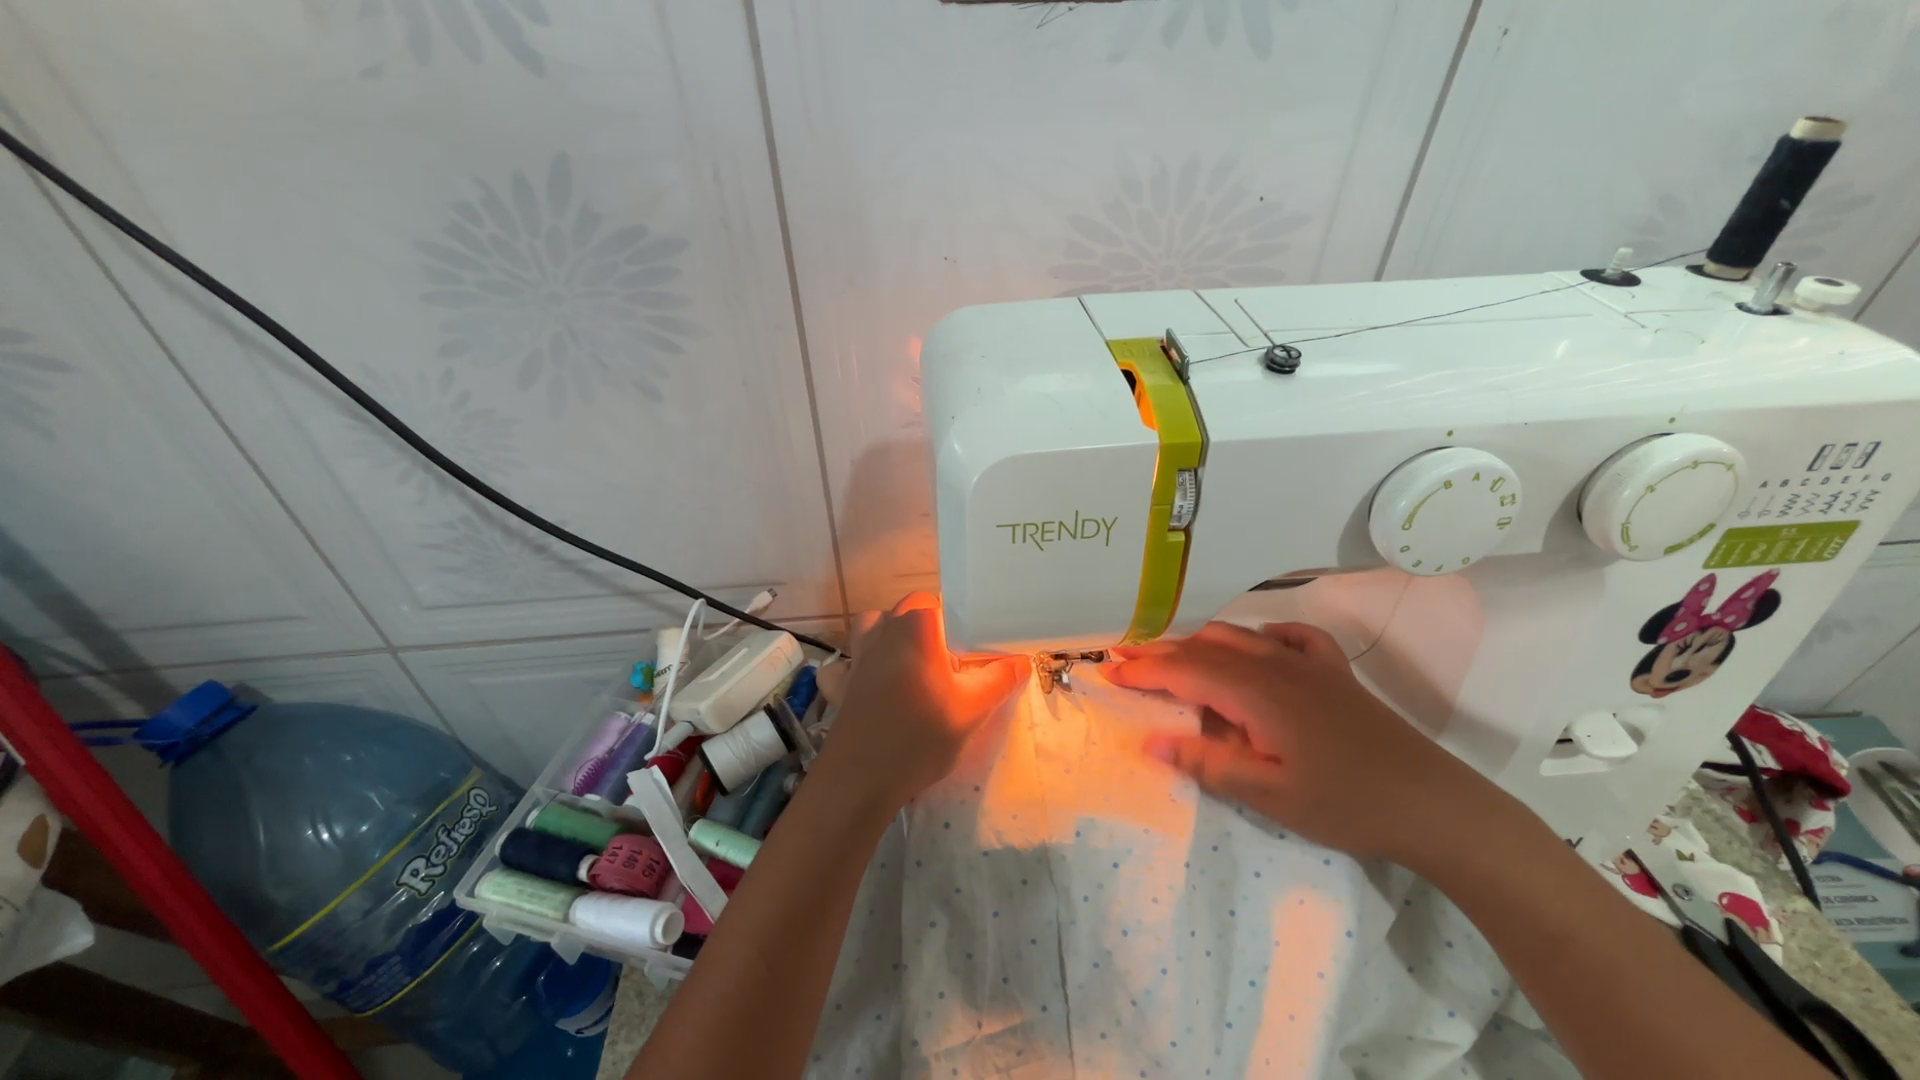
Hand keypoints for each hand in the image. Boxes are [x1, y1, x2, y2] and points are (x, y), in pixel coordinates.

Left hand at [814, 593, 1028, 809]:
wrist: (861, 780)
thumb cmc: (921, 737)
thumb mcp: (973, 710)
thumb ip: (1000, 679)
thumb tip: (1022, 660)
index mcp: (916, 626)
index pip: (942, 603)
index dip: (961, 623)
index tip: (977, 649)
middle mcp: (882, 631)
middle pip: (911, 612)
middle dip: (933, 631)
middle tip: (955, 666)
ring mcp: (857, 656)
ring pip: (877, 627)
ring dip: (895, 638)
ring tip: (918, 668)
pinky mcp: (841, 683)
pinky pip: (850, 661)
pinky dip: (862, 666)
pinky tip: (877, 685)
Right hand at [1109, 621, 1508, 863]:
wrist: (1432, 803)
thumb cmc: (1346, 803)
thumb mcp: (1270, 794)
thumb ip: (1208, 763)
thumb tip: (1150, 741)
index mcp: (1258, 694)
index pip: (1187, 671)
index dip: (1145, 672)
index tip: (1109, 675)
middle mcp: (1279, 667)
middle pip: (1208, 648)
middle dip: (1162, 653)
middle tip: (1125, 662)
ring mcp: (1311, 666)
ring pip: (1243, 638)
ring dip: (1201, 643)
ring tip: (1172, 656)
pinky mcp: (1336, 675)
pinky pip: (1292, 637)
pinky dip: (1262, 635)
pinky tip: (1258, 645)